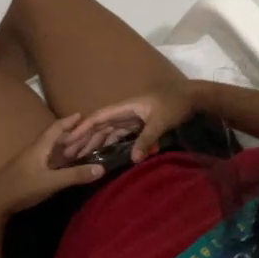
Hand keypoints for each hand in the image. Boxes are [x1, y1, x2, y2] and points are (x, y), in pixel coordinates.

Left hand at [0, 115, 106, 226]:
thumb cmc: (22, 188)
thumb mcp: (51, 182)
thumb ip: (74, 175)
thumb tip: (101, 167)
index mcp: (39, 147)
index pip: (56, 128)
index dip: (68, 121)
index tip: (81, 115)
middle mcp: (35, 150)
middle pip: (54, 138)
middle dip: (70, 134)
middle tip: (87, 132)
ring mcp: (30, 162)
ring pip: (51, 149)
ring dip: (64, 146)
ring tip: (80, 146)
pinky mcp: (28, 172)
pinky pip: (47, 160)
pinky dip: (59, 158)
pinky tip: (65, 164)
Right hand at [60, 78, 194, 164]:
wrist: (190, 98)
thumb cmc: (174, 105)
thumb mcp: (160, 122)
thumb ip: (146, 139)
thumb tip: (133, 159)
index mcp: (125, 107)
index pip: (99, 117)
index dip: (83, 127)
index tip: (69, 139)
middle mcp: (123, 112)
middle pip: (99, 125)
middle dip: (83, 138)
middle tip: (67, 154)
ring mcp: (129, 118)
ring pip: (106, 131)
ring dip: (93, 142)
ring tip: (78, 155)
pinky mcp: (136, 125)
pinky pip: (117, 134)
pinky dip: (107, 143)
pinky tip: (100, 153)